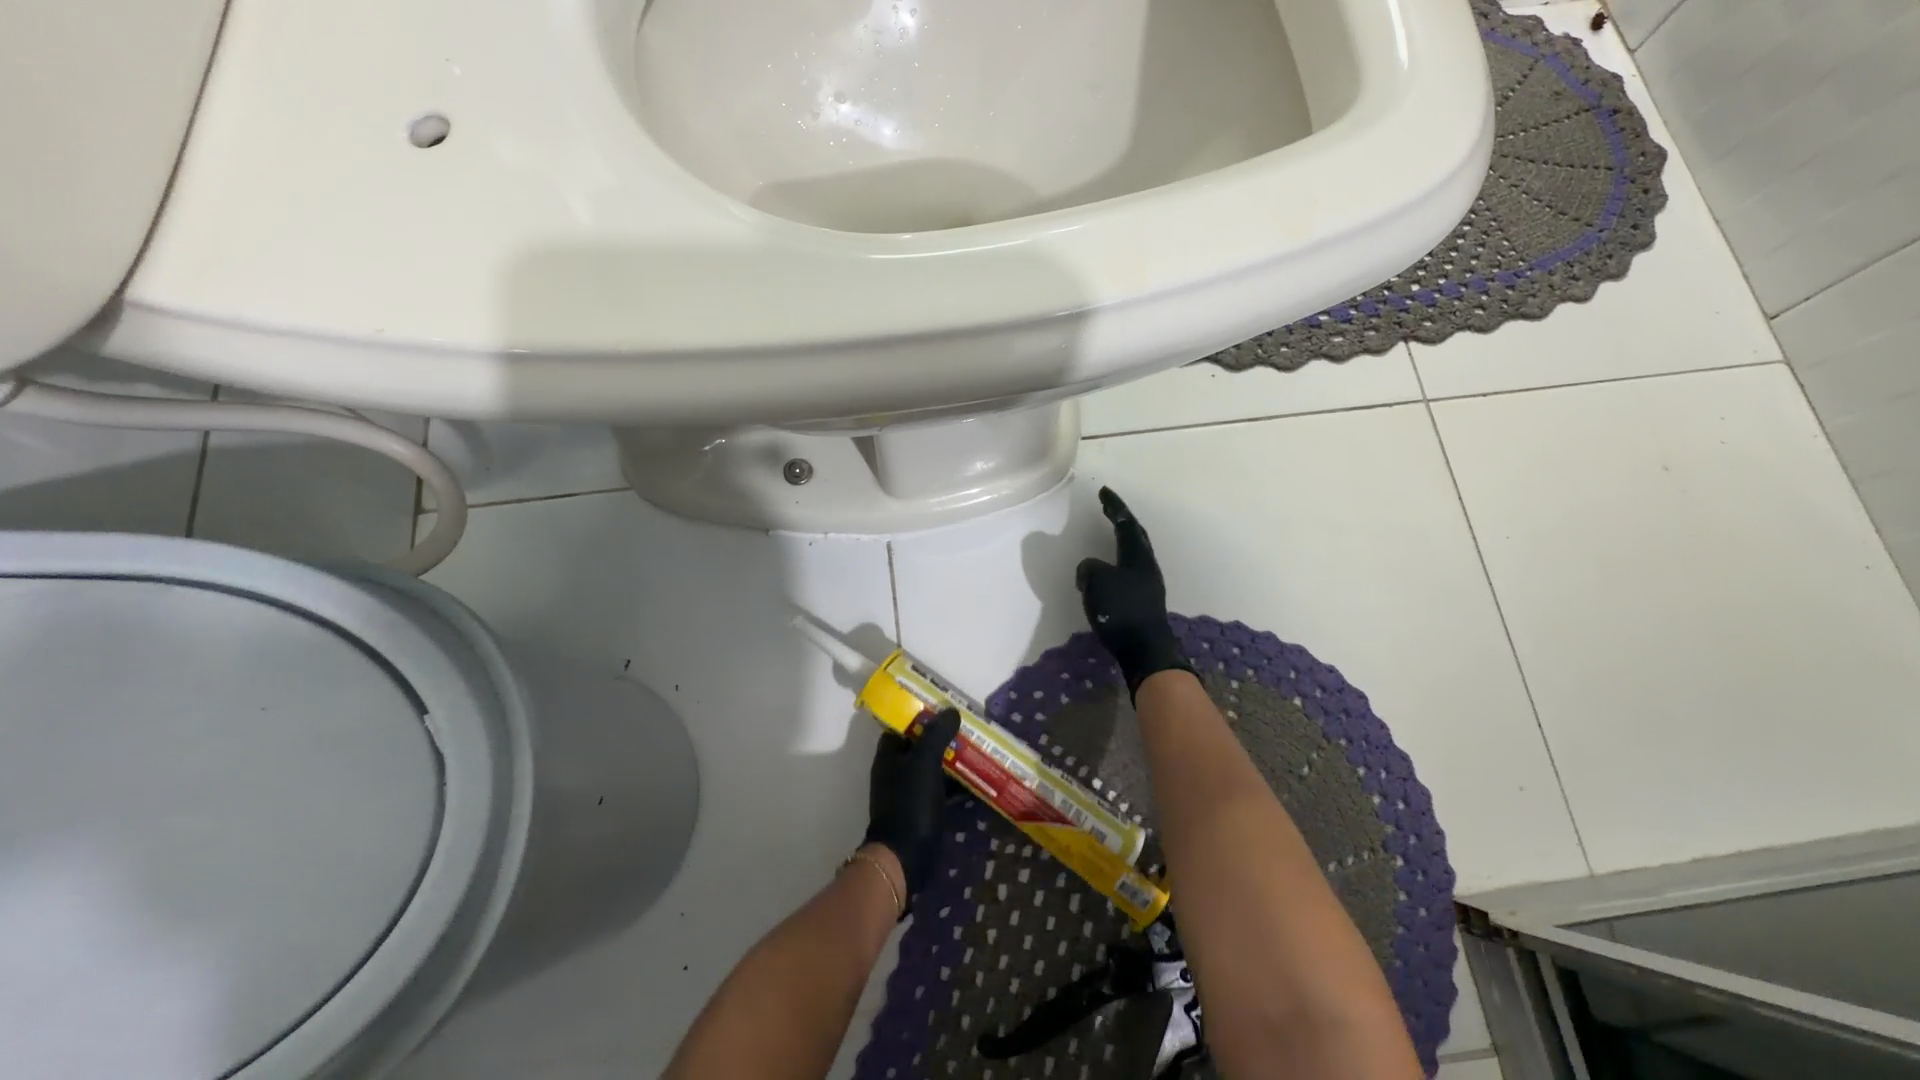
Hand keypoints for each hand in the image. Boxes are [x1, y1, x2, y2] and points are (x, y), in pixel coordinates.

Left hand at [863, 707, 962, 904]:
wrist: (906, 855)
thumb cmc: (911, 803)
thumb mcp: (924, 763)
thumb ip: (936, 735)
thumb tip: (951, 710)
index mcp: (889, 756)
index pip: (902, 727)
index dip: (921, 717)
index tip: (945, 710)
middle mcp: (896, 772)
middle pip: (920, 747)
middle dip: (943, 739)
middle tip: (969, 730)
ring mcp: (909, 793)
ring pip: (933, 769)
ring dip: (953, 762)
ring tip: (979, 751)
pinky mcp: (923, 811)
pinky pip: (941, 791)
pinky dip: (957, 786)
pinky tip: (979, 782)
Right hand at [1076, 487, 1191, 697]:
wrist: (1144, 649)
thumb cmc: (1121, 610)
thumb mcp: (1096, 582)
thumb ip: (1089, 568)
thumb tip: (1090, 569)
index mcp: (1137, 555)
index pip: (1125, 523)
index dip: (1114, 506)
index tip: (1104, 492)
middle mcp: (1146, 565)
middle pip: (1136, 536)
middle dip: (1122, 521)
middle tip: (1109, 510)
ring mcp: (1149, 584)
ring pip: (1134, 554)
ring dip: (1122, 542)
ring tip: (1110, 537)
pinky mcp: (1145, 601)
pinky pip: (1130, 572)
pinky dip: (1118, 563)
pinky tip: (1110, 571)